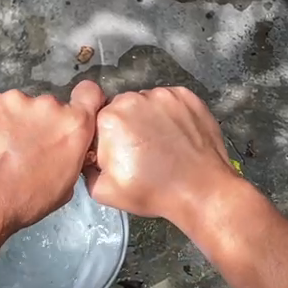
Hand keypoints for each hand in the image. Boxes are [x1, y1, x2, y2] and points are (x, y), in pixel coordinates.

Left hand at [0, 81, 105, 237]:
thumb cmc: (22, 202)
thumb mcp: (64, 188)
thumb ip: (71, 156)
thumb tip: (64, 150)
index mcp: (73, 126)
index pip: (89, 93)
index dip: (82, 101)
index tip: (71, 113)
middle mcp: (47, 105)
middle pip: (47, 107)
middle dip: (38, 123)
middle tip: (22, 149)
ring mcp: (13, 99)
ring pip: (16, 107)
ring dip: (10, 123)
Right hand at [86, 86, 241, 228]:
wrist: (201, 191)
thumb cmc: (155, 191)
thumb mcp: (104, 191)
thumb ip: (86, 168)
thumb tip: (88, 157)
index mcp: (110, 118)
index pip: (97, 120)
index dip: (106, 139)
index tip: (118, 153)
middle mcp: (135, 99)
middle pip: (121, 107)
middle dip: (127, 125)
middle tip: (140, 150)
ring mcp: (164, 96)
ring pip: (146, 103)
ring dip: (149, 118)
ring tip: (161, 144)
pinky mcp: (187, 97)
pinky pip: (170, 101)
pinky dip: (171, 115)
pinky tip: (175, 137)